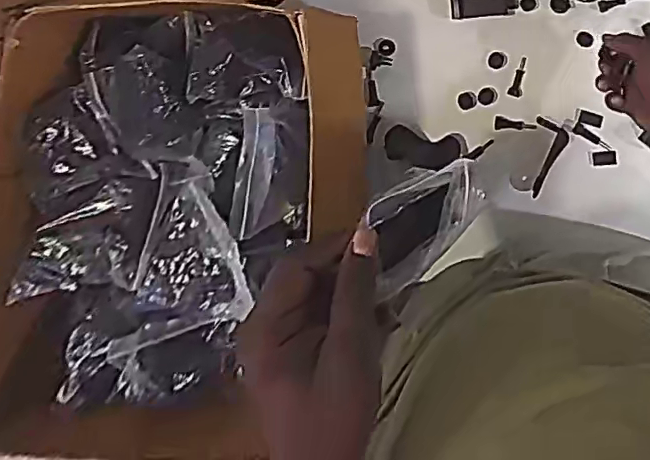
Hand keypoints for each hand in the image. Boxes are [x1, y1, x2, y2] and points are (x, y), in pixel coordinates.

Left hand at [240, 228, 379, 459]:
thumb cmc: (334, 416)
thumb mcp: (351, 348)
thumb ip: (356, 287)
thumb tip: (365, 233)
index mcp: (264, 327)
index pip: (297, 264)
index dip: (334, 245)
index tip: (373, 236)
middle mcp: (264, 327)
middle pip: (306, 275)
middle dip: (347, 269)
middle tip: (384, 268)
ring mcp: (279, 340)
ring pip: (318, 291)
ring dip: (353, 289)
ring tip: (386, 297)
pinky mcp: (296, 351)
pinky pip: (322, 312)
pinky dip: (350, 309)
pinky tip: (378, 317)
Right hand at [595, 30, 649, 146]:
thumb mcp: (646, 52)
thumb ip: (625, 42)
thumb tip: (609, 38)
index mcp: (649, 53)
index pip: (626, 44)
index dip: (613, 45)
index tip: (605, 47)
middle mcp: (643, 69)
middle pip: (616, 63)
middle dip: (606, 64)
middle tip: (606, 67)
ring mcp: (637, 87)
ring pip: (612, 81)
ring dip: (605, 82)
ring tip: (607, 84)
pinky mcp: (632, 104)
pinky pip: (614, 100)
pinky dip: (612, 99)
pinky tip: (617, 98)